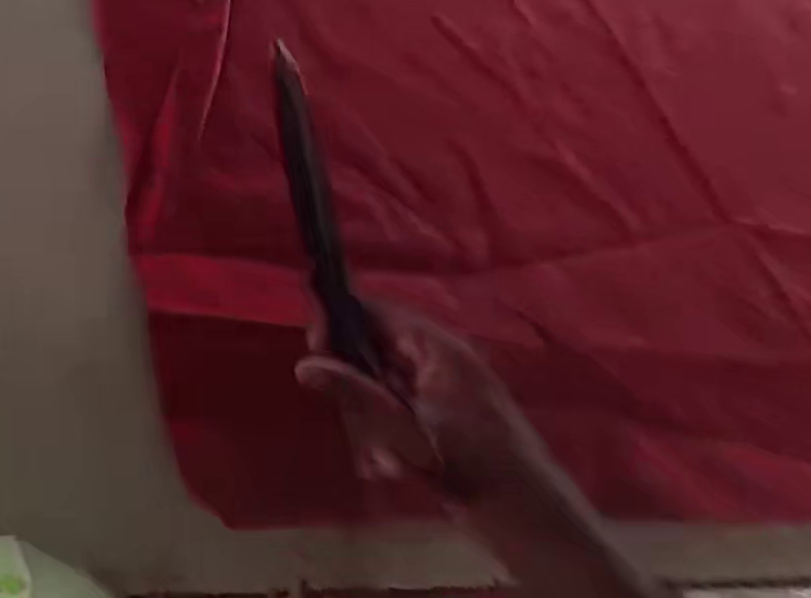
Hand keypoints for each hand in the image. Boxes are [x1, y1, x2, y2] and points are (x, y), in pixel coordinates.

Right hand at [295, 303, 547, 504]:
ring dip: (368, 414)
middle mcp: (442, 361)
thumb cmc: (476, 469)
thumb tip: (303, 365)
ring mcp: (445, 391)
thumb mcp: (406, 429)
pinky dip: (385, 430)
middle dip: (351, 376)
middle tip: (338, 402)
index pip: (374, 310)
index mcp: (439, 349)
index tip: (314, 345)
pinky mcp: (444, 420)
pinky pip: (396, 407)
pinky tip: (389, 464)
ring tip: (376, 452)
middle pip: (372, 345)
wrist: (542, 535)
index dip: (339, 320)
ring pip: (379, 380)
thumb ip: (354, 393)